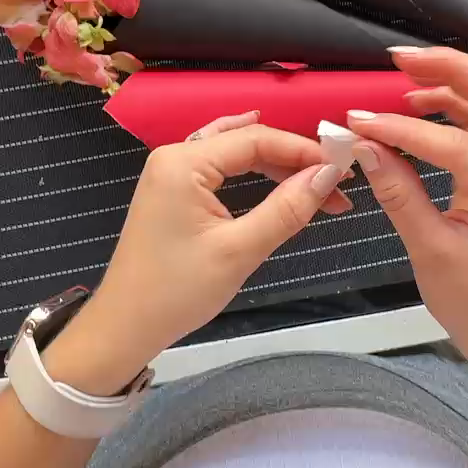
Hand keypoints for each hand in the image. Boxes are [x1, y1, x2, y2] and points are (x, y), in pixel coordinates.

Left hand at [45, 114, 349, 394]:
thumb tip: (328, 176)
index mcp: (183, 162)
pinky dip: (250, 170)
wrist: (124, 326)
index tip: (344, 168)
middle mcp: (174, 156)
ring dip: (275, 166)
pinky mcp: (171, 190)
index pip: (255, 140)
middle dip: (292, 160)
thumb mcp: (239, 251)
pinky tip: (271, 163)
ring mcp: (170, 172)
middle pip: (245, 141)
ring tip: (316, 185)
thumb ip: (286, 209)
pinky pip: (218, 166)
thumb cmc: (177, 291)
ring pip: (233, 153)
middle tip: (337, 184)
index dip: (303, 150)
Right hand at [346, 47, 467, 378]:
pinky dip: (452, 104)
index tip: (361, 122)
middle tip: (401, 59)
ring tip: (403, 76)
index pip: (460, 146)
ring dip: (452, 80)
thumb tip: (364, 146)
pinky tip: (418, 103)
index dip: (406, 130)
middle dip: (453, 69)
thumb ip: (398, 194)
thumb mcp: (430, 251)